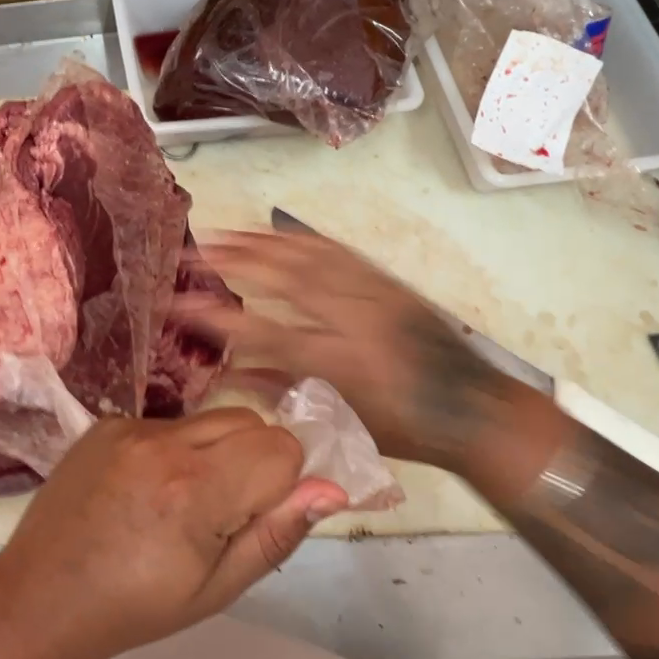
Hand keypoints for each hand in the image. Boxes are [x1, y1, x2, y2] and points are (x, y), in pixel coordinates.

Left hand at [0, 408, 347, 658]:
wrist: (41, 594)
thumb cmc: (134, 606)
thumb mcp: (216, 588)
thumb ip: (275, 533)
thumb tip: (333, 489)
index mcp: (196, 488)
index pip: (281, 447)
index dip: (283, 482)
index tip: (256, 516)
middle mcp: (163, 442)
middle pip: (247, 420)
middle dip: (254, 459)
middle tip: (222, 512)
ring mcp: (127, 426)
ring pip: (206, 419)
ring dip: (213, 451)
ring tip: (180, 503)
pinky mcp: (104, 424)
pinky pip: (163, 422)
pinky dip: (172, 448)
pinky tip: (145, 490)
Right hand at [174, 230, 535, 473]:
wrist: (479, 411)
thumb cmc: (405, 428)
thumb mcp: (341, 418)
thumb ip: (282, 388)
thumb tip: (229, 372)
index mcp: (338, 363)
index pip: (262, 333)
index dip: (216, 317)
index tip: (178, 304)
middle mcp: (352, 320)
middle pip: (282, 279)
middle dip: (232, 261)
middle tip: (193, 251)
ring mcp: (372, 295)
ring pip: (308, 257)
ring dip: (260, 243)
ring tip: (224, 233)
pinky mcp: (387, 284)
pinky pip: (338, 252)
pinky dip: (302, 239)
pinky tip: (278, 231)